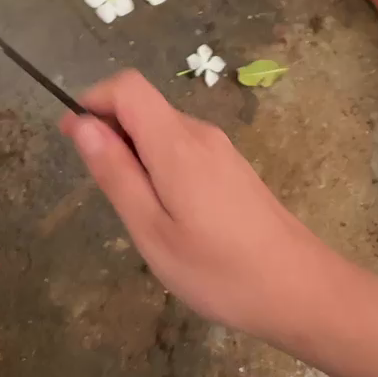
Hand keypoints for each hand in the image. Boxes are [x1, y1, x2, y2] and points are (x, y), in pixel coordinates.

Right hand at [60, 70, 348, 348]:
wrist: (302, 290)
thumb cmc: (219, 270)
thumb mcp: (152, 229)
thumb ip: (115, 172)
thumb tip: (80, 123)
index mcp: (176, 142)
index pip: (127, 86)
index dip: (93, 101)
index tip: (75, 141)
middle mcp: (199, 133)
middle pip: (143, 106)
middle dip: (112, 135)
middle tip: (110, 194)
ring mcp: (220, 149)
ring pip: (161, 130)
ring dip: (136, 154)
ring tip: (142, 214)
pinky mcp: (231, 167)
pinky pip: (182, 149)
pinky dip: (160, 166)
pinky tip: (171, 216)